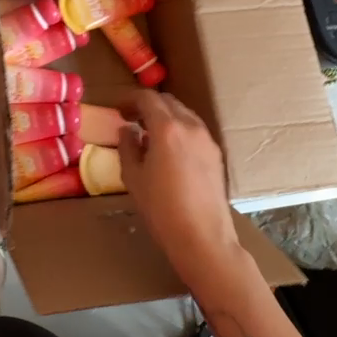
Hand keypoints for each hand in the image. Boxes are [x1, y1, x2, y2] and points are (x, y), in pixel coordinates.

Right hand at [117, 91, 245, 274]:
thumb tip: (127, 130)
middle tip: (132, 119)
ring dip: (165, 116)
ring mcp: (207, 140)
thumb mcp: (133, 177)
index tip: (119, 110)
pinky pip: (195, 130)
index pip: (147, 98)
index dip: (129, 99)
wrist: (203, 239)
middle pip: (167, 101)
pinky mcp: (217, 155)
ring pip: (183, 114)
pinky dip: (179, 129)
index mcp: (166, 128)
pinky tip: (170, 150)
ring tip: (150, 135)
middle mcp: (190, 126)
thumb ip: (127, 146)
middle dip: (148, 105)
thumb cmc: (161, 209)